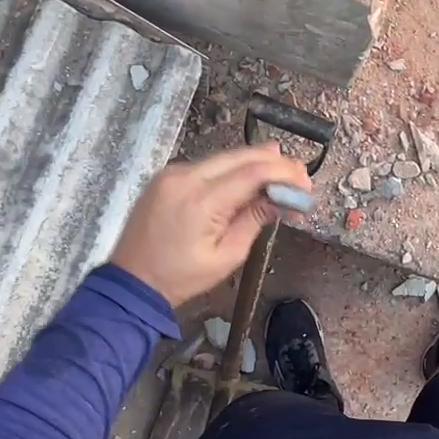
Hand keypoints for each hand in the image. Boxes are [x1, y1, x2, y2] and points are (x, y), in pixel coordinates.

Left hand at [109, 144, 313, 306]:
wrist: (132, 282)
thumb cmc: (180, 277)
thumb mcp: (226, 256)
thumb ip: (254, 220)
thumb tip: (281, 199)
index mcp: (201, 200)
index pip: (253, 172)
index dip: (284, 173)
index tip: (305, 184)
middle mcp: (185, 177)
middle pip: (240, 156)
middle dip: (274, 162)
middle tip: (299, 174)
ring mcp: (172, 174)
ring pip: (223, 158)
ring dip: (253, 164)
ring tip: (281, 174)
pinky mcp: (166, 178)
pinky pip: (206, 166)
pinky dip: (231, 170)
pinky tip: (248, 178)